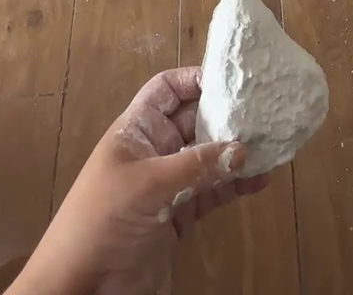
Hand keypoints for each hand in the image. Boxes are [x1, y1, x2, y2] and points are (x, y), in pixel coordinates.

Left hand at [8, 67, 269, 294]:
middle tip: (263, 109)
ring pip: (209, 156)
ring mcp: (169, 184)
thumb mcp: (145, 185)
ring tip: (271, 141)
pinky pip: (213, 191)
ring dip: (236, 150)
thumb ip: (195, 166)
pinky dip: (236, 184)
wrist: (81, 290)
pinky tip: (261, 178)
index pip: (166, 90)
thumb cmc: (101, 221)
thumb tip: (242, 149)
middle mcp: (154, 150)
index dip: (194, 79)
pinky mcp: (180, 215)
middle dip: (225, 114)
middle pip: (194, 120)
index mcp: (136, 131)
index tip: (231, 79)